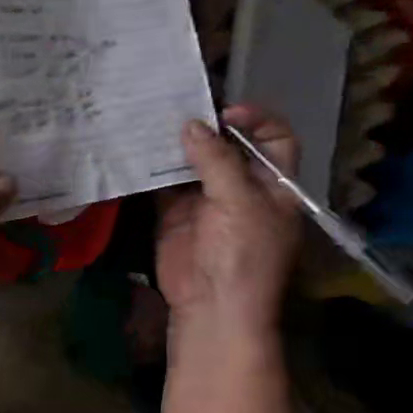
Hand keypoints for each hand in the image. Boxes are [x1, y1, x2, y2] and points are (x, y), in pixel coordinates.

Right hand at [156, 104, 300, 336]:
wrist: (212, 306)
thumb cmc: (243, 254)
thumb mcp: (240, 202)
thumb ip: (216, 160)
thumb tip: (191, 124)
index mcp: (273, 184)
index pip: (273, 139)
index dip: (256, 121)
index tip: (224, 112)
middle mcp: (241, 187)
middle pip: (227, 146)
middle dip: (206, 126)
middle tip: (177, 106)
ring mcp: (206, 200)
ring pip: (192, 162)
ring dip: (176, 144)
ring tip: (153, 120)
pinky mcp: (175, 213)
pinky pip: (164, 183)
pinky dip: (152, 168)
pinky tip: (138, 150)